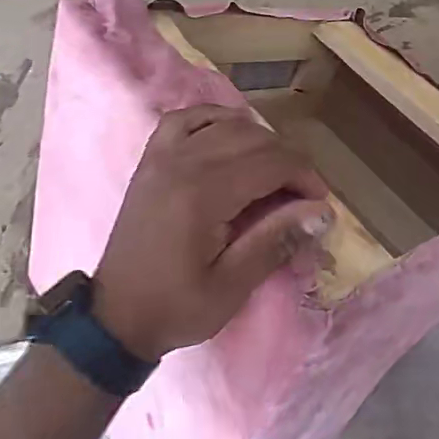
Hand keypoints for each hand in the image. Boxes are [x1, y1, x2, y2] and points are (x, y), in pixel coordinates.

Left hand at [92, 105, 331, 359]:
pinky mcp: (151, 162)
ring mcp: (161, 159)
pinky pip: (186, 120)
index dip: (305, 177)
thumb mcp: (234, 284)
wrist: (116, 318)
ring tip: (275, 172)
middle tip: (303, 194)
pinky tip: (233, 137)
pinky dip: (216, 120)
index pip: (271, 163)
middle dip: (289, 160)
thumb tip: (322, 212)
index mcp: (201, 196)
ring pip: (225, 124)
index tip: (319, 203)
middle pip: (253, 138)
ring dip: (260, 141)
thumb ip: (276, 240)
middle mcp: (180, 165)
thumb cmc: (178, 306)